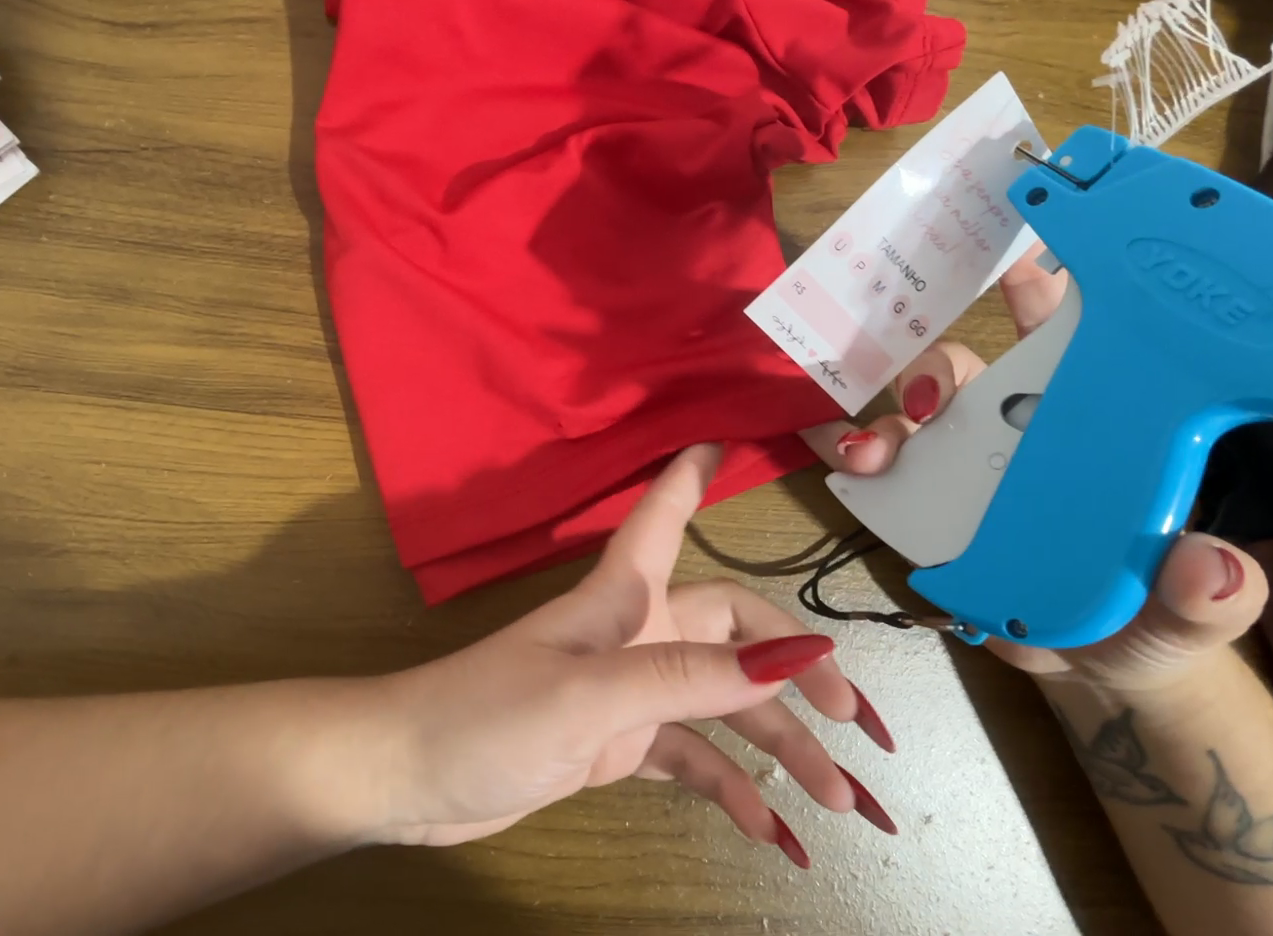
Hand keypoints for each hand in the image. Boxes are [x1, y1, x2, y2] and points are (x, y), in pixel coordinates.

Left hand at [363, 443, 896, 862]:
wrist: (414, 777)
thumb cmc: (488, 714)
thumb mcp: (589, 695)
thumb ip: (689, 676)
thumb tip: (795, 655)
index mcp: (621, 600)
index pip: (664, 520)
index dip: (691, 480)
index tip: (722, 443)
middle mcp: (635, 636)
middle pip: (734, 633)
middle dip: (799, 671)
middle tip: (858, 721)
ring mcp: (628, 694)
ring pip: (724, 706)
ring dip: (782, 748)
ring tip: (844, 800)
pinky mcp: (617, 745)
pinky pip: (693, 759)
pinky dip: (734, 789)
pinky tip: (774, 829)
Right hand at [800, 243, 1268, 691]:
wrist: (1078, 667)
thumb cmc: (1143, 623)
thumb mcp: (1185, 617)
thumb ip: (1205, 598)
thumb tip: (1209, 565)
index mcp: (1086, 433)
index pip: (1064, 349)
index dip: (1040, 296)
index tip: (1016, 260)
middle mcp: (1013, 436)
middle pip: (964, 375)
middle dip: (933, 370)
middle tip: (926, 401)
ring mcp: (957, 471)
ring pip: (909, 418)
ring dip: (882, 422)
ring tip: (867, 454)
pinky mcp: (915, 507)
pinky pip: (870, 469)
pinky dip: (840, 449)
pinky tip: (829, 453)